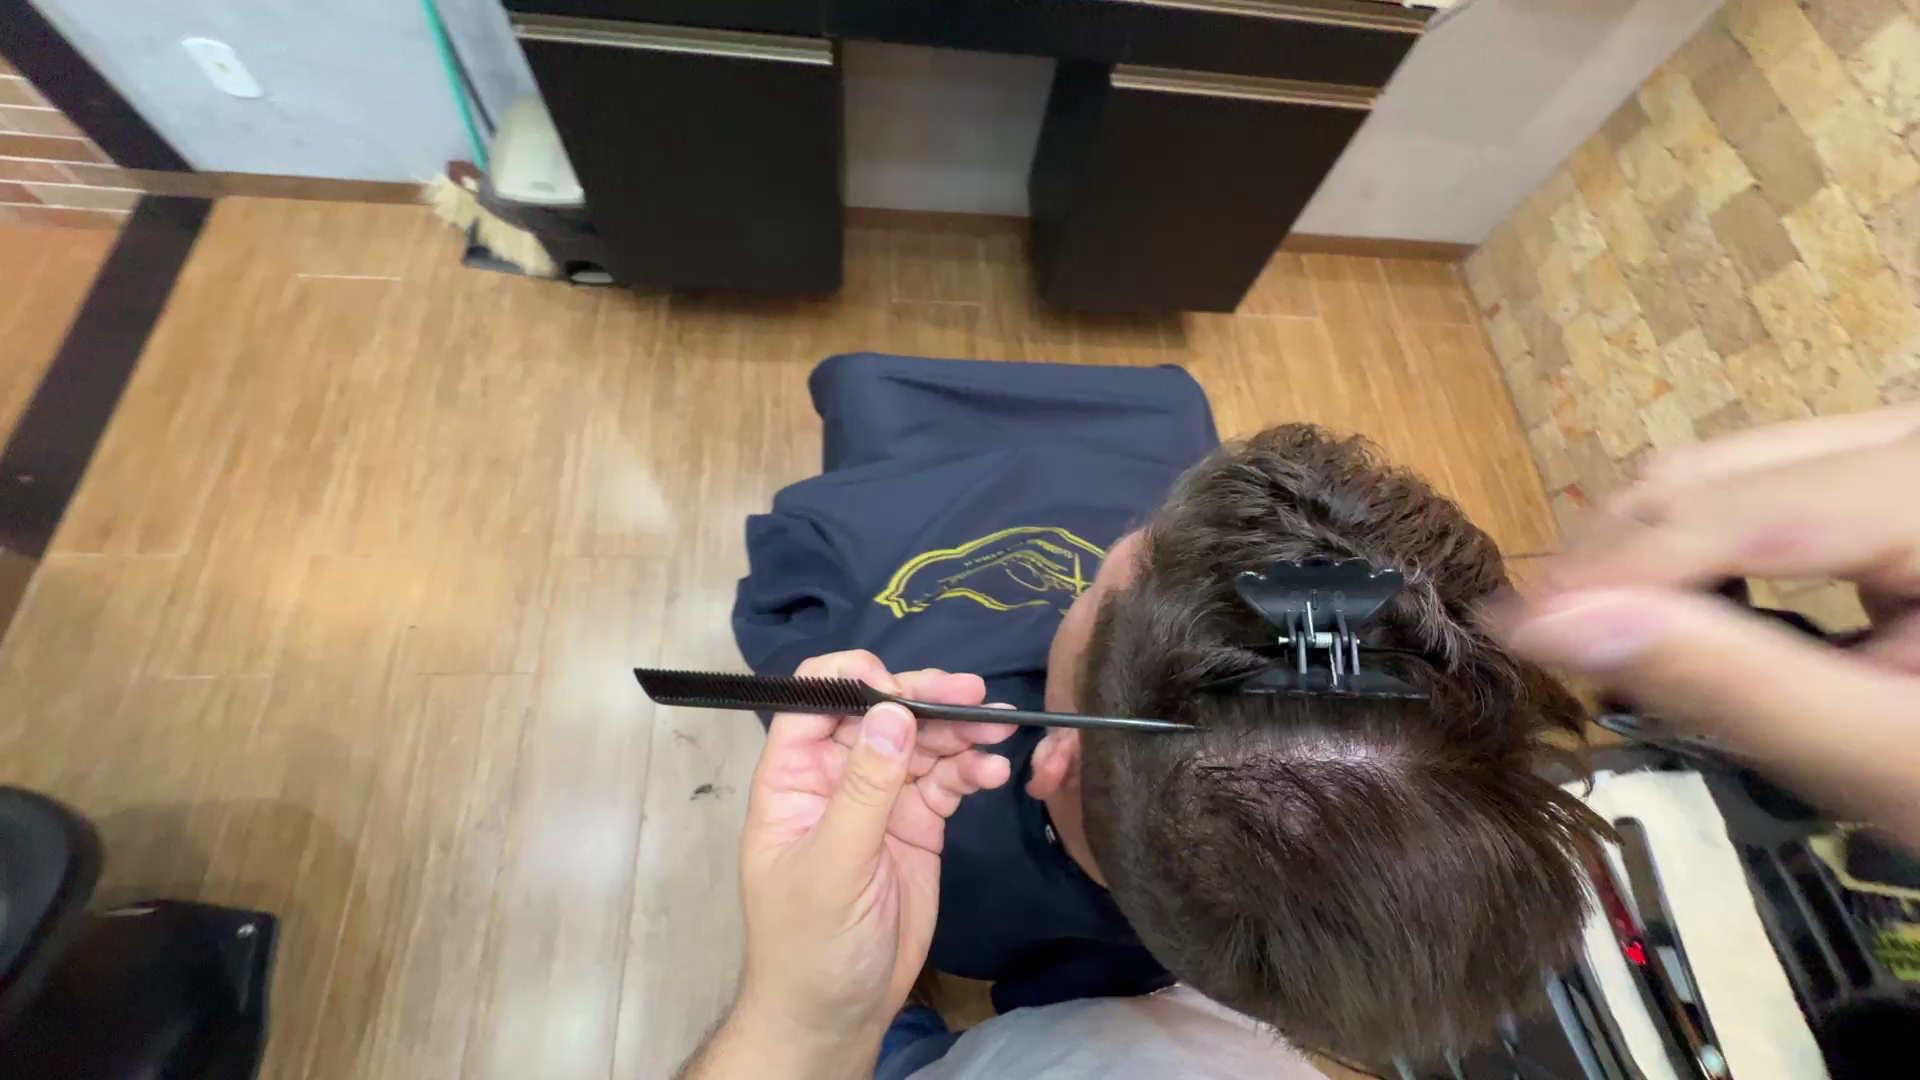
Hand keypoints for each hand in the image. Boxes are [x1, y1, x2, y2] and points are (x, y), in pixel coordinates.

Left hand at [682, 651, 1014, 1078]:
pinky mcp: (918, 818)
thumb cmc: (811, 942)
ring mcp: (882, 793)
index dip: (857, 680)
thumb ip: (864, 788)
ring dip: (960, 730)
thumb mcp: (833, 865)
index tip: (900, 690)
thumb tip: (892, 711)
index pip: (818, 698)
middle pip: (882, 710)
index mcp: (796, 773)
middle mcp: (839, 771)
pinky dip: (971, 770)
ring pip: (921, 739)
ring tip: (997, 729)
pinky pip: (946, 779)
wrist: (842, 1012)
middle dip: (926, 697)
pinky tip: (993, 773)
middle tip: (974, 694)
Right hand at [1488, 403, 1919, 845]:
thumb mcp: (1890, 752)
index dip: (1608, 572)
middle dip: (1610, 560)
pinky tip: (1681, 598)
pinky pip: (1744, 482)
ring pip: (1710, 470)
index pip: (1725, 515)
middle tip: (1561, 640)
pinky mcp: (1885, 473)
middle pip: (1703, 476)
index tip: (1519, 632)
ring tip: (1607, 624)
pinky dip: (1682, 540)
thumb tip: (1549, 626)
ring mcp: (1899, 453)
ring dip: (1633, 548)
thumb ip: (1727, 682)